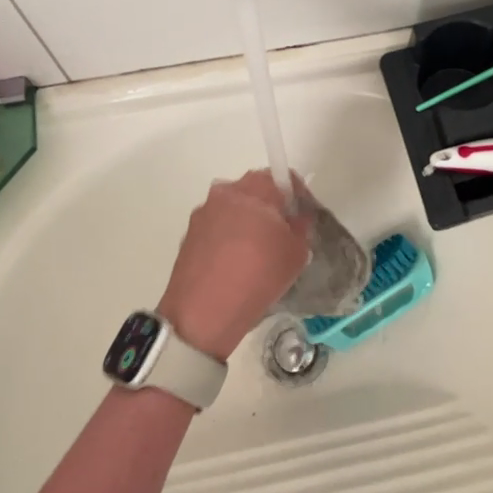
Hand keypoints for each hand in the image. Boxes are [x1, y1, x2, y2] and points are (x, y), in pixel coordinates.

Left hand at [157, 171, 311, 359]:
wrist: (202, 314)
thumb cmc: (257, 278)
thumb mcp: (296, 254)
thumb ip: (301, 227)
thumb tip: (295, 218)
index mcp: (254, 190)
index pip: (283, 177)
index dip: (298, 194)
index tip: (303, 217)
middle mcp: (225, 192)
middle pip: (256, 188)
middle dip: (272, 206)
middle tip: (284, 234)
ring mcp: (203, 212)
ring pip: (235, 207)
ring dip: (248, 219)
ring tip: (257, 251)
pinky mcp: (189, 233)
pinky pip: (218, 225)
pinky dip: (230, 235)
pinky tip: (235, 262)